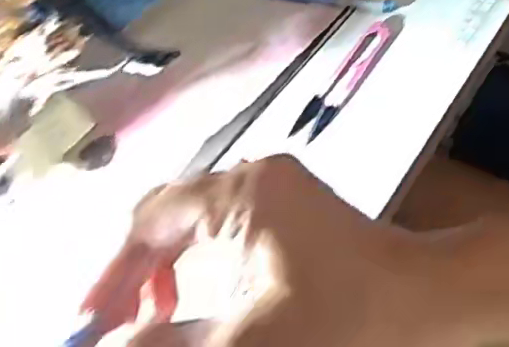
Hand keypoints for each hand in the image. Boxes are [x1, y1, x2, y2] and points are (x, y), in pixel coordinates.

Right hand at [76, 157, 420, 346]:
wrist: (423, 305)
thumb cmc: (338, 322)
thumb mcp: (242, 342)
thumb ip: (167, 342)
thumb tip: (110, 342)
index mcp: (246, 191)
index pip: (155, 215)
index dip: (113, 270)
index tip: (84, 326)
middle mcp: (260, 178)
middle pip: (175, 211)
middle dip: (136, 269)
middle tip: (110, 328)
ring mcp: (280, 192)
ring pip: (200, 220)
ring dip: (167, 268)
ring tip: (147, 321)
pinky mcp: (294, 214)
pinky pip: (228, 228)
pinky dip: (201, 264)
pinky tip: (194, 305)